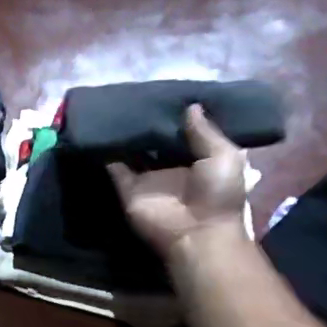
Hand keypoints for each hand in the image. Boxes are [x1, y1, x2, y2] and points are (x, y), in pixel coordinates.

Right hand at [107, 104, 253, 257]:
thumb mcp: (224, 156)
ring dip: (126, 134)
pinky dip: (108, 153)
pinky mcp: (128, 190)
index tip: (167, 93)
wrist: (197, 233)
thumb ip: (205, 131)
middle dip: (148, 122)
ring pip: (133, 151)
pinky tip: (102, 131)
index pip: (184, 134)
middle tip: (138, 94)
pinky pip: (115, 168)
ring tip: (117, 106)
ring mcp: (147, 179)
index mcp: (197, 160)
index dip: (177, 116)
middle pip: (156, 141)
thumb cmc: (218, 194)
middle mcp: (170, 168)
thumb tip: (191, 106)